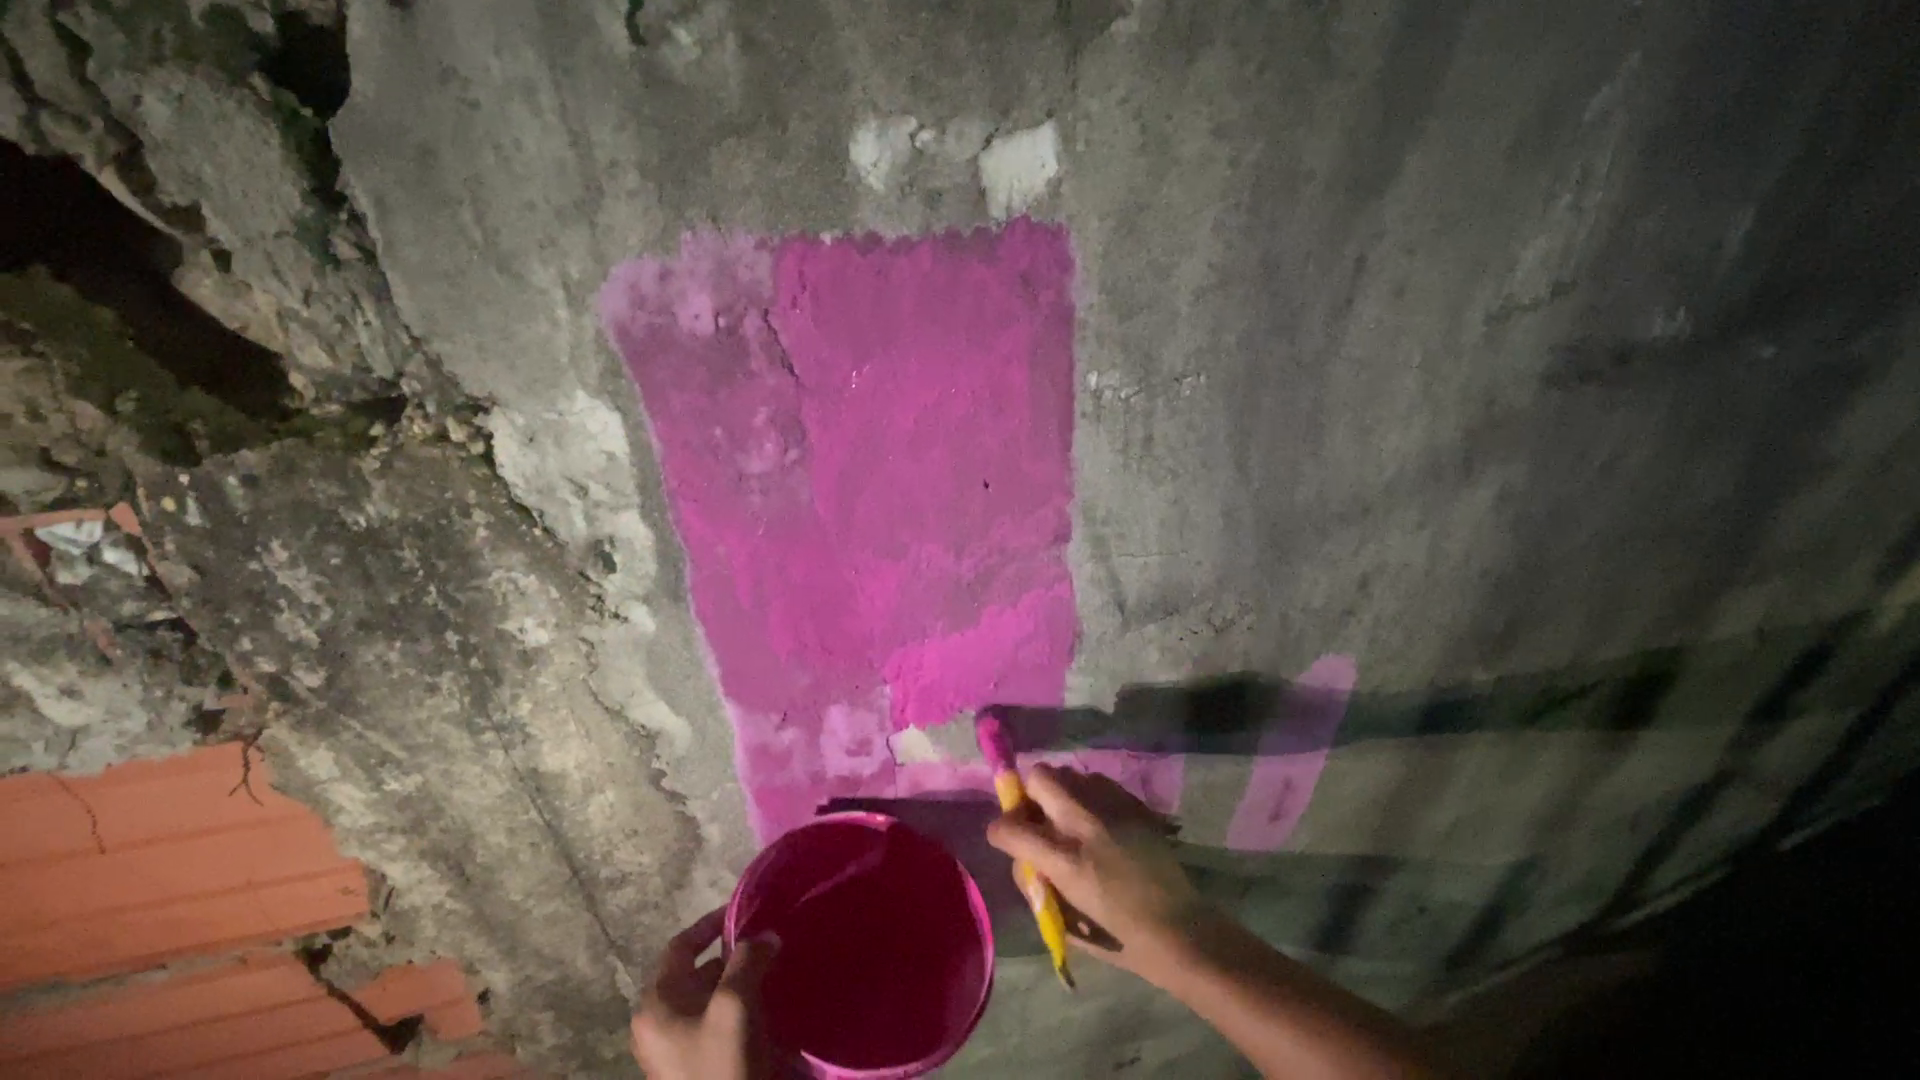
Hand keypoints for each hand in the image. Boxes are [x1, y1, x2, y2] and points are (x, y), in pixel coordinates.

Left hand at [631, 908, 780, 1079]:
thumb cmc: (722, 1066)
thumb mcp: (736, 1006)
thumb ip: (748, 960)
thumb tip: (765, 936)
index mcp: (654, 1003)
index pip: (680, 946)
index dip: (711, 924)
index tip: (744, 911)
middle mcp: (653, 1023)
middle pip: (690, 971)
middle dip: (728, 955)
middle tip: (764, 944)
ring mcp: (668, 1049)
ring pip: (701, 998)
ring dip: (732, 981)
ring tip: (767, 972)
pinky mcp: (686, 1067)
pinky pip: (706, 1022)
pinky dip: (730, 1006)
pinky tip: (759, 1008)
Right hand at [985, 764, 1210, 981]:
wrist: (1178, 927)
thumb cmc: (1117, 937)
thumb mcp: (1064, 920)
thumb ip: (1037, 882)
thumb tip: (1025, 855)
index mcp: (1067, 863)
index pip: (1010, 829)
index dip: (1000, 831)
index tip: (1005, 838)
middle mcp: (1087, 825)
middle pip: (1039, 777)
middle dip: (1029, 795)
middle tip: (1038, 820)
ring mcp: (1114, 809)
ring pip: (1069, 773)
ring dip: (1060, 793)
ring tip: (1071, 820)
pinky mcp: (1135, 805)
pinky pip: (1097, 781)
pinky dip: (1088, 794)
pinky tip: (1098, 820)